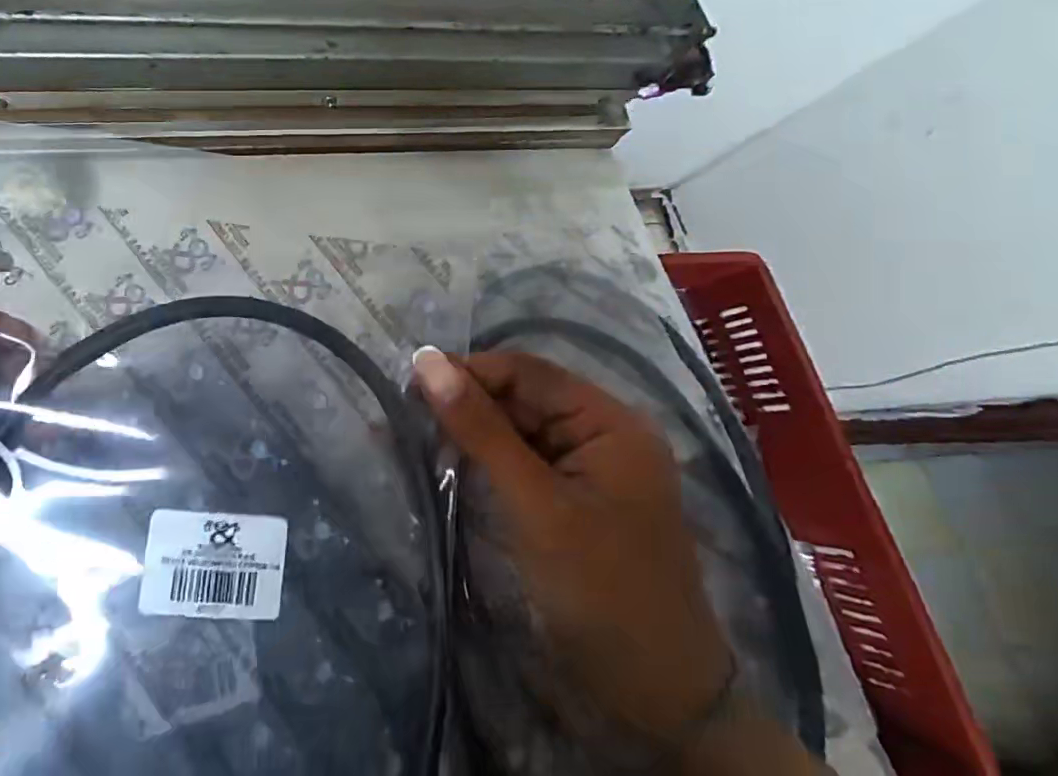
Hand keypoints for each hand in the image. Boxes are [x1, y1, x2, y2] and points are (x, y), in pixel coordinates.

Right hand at [412, 348, 822, 773]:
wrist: (654, 695)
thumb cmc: (600, 589)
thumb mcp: (535, 504)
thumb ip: (481, 430)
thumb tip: (427, 361)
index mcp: (610, 421)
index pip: (529, 373)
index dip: (471, 371)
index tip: (410, 382)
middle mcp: (602, 434)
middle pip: (524, 400)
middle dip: (467, 404)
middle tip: (402, 415)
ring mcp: (589, 470)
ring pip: (519, 432)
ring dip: (472, 434)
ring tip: (414, 437)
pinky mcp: (573, 501)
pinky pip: (524, 465)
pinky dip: (487, 464)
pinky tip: (448, 464)